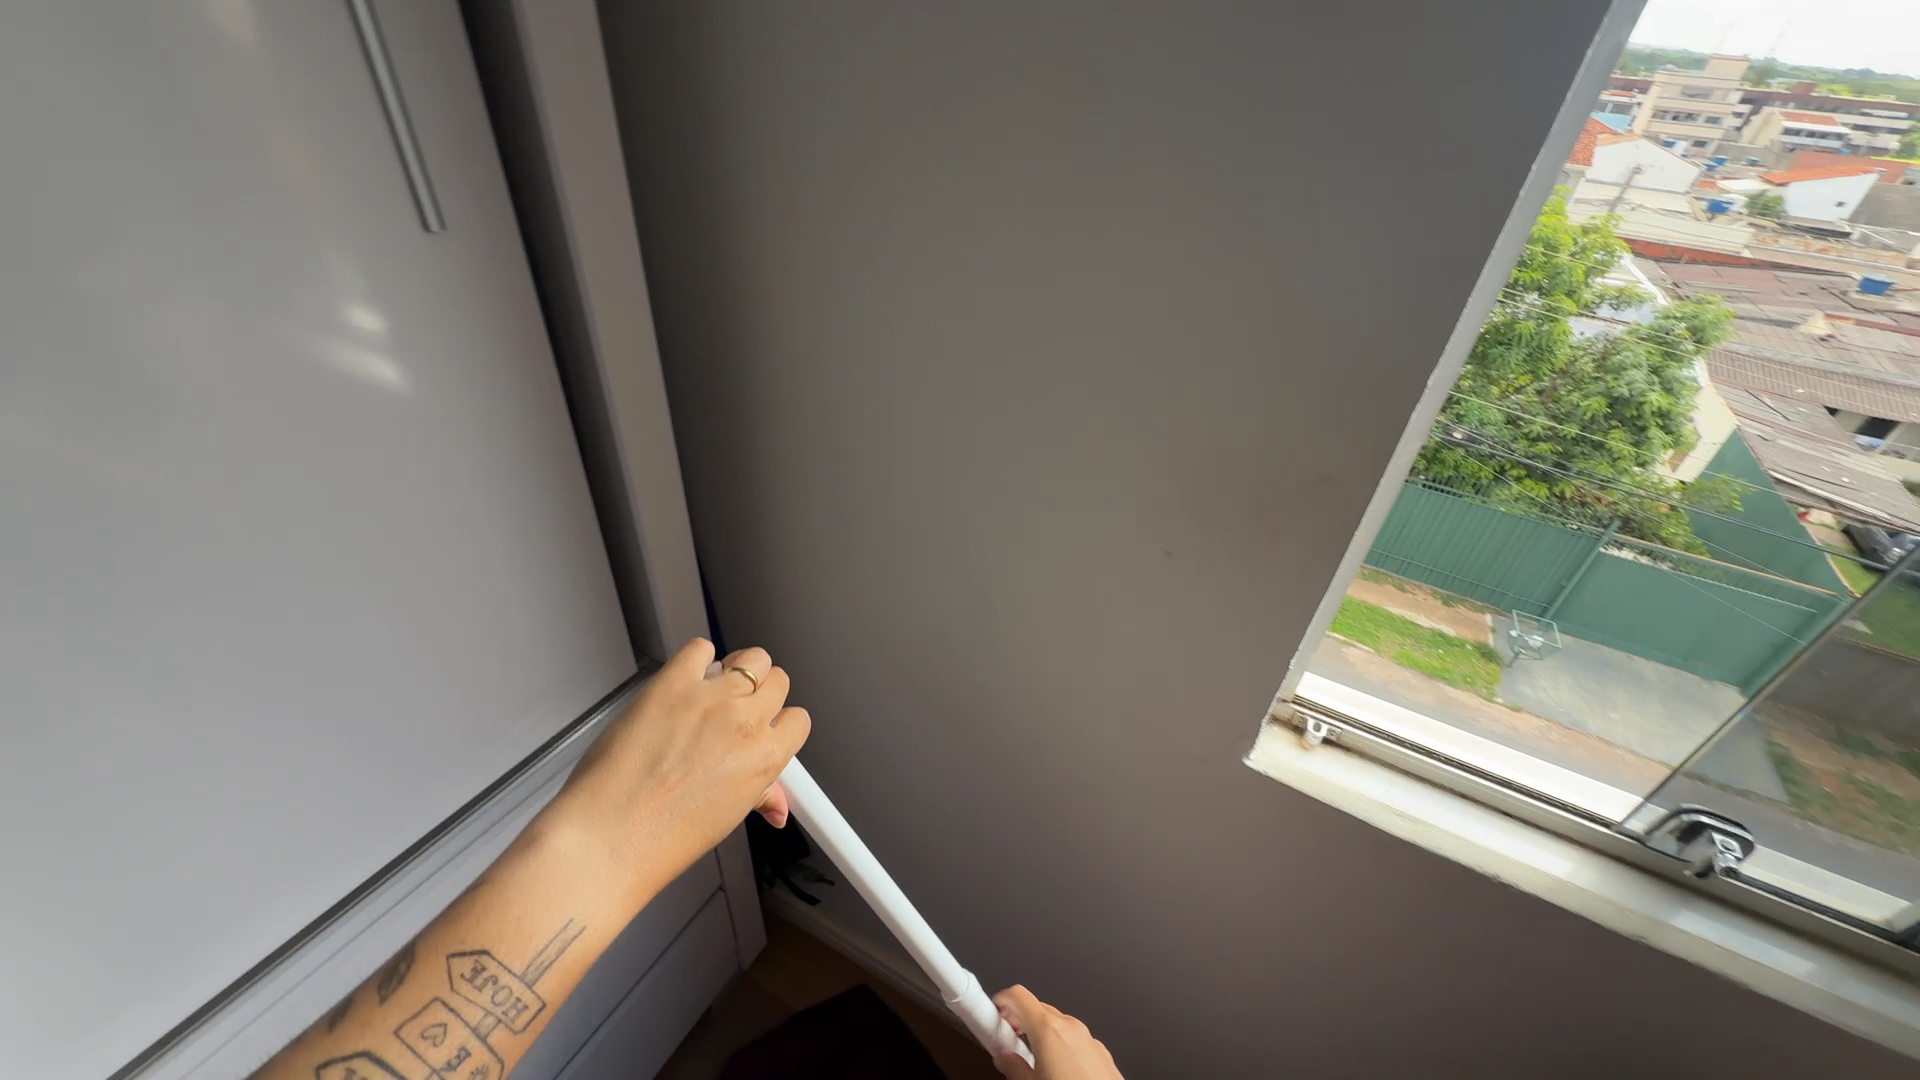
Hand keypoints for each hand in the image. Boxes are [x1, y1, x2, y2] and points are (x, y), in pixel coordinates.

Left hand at [542, 638, 810, 897]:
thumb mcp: (727, 818)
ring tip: (715, 689)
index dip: (780, 721)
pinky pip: (700, 648)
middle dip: (762, 692)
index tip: (765, 725)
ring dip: (738, 669)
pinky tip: (689, 677)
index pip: (798, 719)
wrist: (609, 835)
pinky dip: (699, 657)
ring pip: (751, 658)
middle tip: (739, 707)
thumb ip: (760, 796)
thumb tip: (776, 804)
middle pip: (777, 680)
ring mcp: (711, 697)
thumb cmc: (662, 837)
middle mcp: (745, 721)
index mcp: (766, 756)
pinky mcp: (674, 683)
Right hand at [992, 986, 1123, 1079]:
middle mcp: (1069, 1026)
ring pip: (1058, 1025)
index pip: (1017, 994)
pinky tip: (1061, 1073)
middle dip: (1020, 1022)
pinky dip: (1063, 1047)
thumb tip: (1003, 1057)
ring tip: (1036, 1064)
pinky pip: (1076, 1040)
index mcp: (1048, 1028)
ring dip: (1043, 1036)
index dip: (1001, 1001)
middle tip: (1009, 1042)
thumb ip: (1013, 1067)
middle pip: (1037, 1009)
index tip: (992, 1013)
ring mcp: (1089, 1038)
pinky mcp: (1102, 1052)